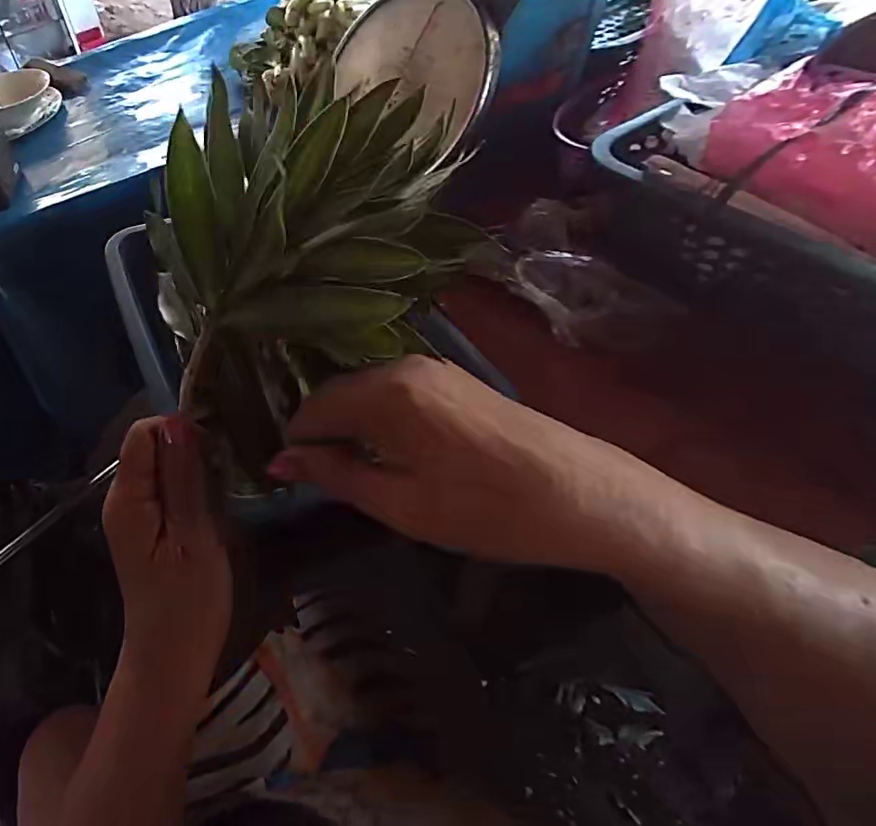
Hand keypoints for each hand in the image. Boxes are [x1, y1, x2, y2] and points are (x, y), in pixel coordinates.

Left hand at [102, 416, 230, 659]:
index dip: (177, 431)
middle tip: (221, 477)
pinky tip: (208, 510)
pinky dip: (187, 489)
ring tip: (218, 495)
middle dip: (186, 451)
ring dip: (190, 471)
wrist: (172, 659)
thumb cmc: (188, 603)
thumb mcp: (193, 536)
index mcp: (126, 497)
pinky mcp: (145, 525)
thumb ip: (183, 478)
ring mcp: (132, 512)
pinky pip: (164, 488)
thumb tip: (177, 423)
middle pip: (150, 447)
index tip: (212, 453)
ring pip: (160, 466)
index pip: (142, 433)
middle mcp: (121, 497)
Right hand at [269, 356, 689, 572]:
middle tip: (330, 481)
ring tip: (364, 471)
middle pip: (334, 395)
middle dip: (322, 434)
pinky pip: (392, 391)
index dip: (298, 448)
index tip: (298, 481)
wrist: (597, 499)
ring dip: (351, 427)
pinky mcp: (453, 377)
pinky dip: (379, 418)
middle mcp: (400, 366)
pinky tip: (398, 452)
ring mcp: (430, 367)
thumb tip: (277, 461)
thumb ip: (334, 476)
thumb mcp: (401, 504)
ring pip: (363, 393)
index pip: (310, 411)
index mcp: (383, 392)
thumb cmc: (491, 509)